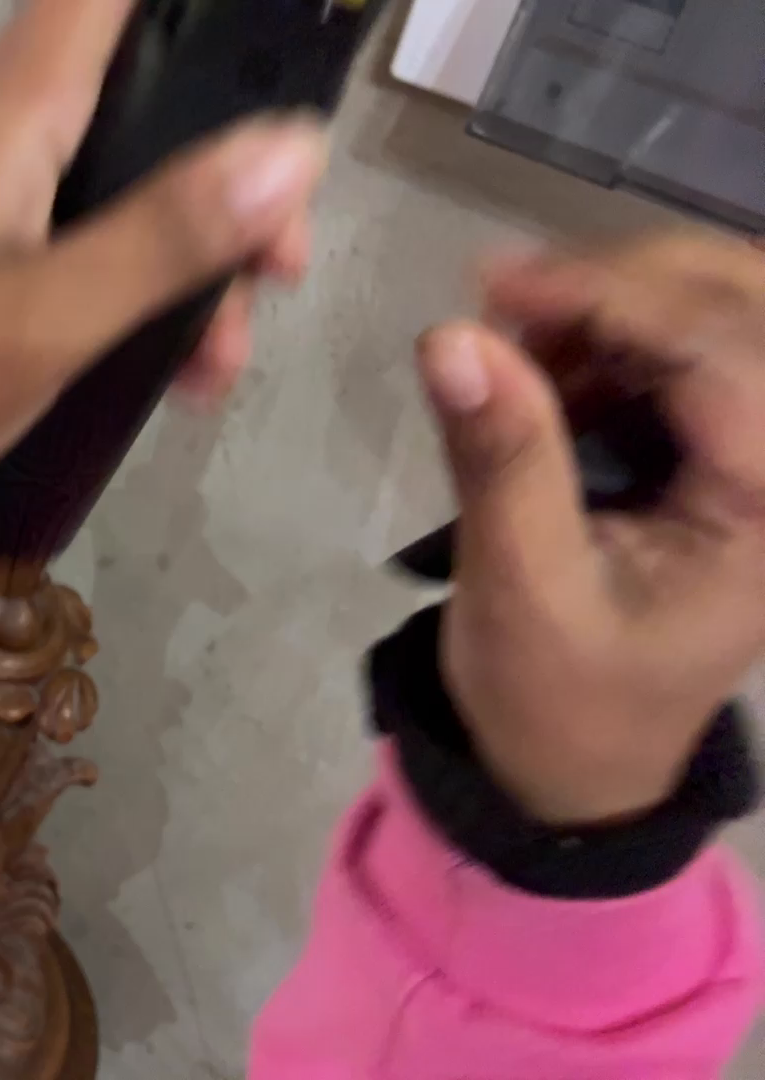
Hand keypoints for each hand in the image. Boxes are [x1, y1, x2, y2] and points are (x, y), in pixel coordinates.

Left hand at [0, 0, 327, 503]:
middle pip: (147, 103)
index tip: (266, 57)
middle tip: (275, 269)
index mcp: (11, 112)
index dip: (196, 15)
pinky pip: (75, 245)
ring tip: (214, 361)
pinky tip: (164, 369)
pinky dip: (126, 292)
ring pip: (118, 188)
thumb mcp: (46, 318)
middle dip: (226, 179)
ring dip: (182, 260)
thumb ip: (162, 236)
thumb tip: (292, 150)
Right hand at [418, 230, 764, 824]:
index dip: (612, 301)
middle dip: (631, 282)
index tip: (486, 283)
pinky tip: (531, 371)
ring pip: (724, 322)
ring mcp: (754, 458)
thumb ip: (497, 460)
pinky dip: (599, 345)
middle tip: (499, 295)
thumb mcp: (519, 582)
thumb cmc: (551, 685)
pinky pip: (675, 362)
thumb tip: (448, 342)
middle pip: (755, 313)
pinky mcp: (707, 458)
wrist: (568, 751)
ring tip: (504, 338)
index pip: (730, 356)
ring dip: (613, 308)